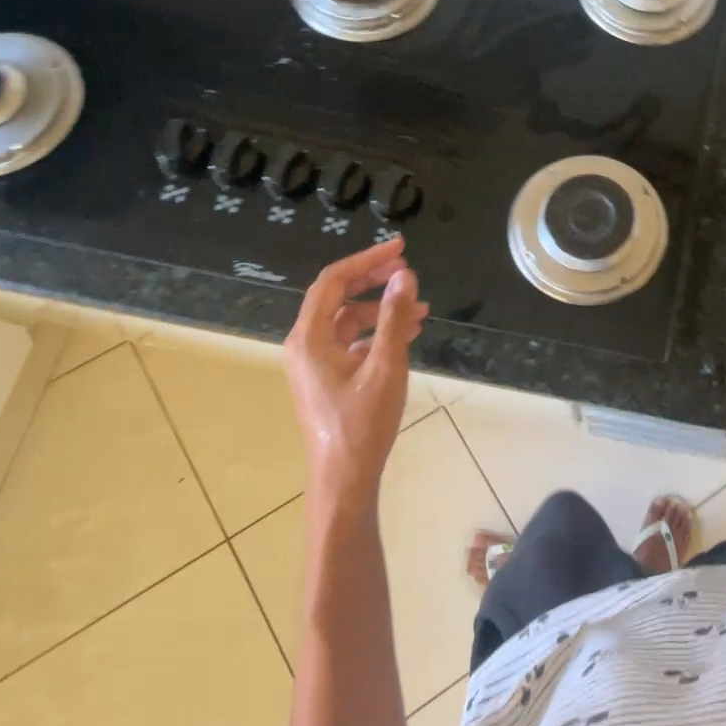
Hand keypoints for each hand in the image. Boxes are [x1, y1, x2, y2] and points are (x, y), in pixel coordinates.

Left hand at [283, 238, 429, 485]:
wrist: (344, 477)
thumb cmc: (362, 423)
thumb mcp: (386, 366)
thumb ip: (395, 318)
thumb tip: (405, 275)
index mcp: (309, 337)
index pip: (333, 281)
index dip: (367, 260)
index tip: (401, 248)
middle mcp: (305, 343)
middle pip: (337, 296)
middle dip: (373, 280)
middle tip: (408, 271)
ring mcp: (314, 362)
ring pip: (348, 319)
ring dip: (381, 309)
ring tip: (420, 310)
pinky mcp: (327, 377)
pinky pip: (351, 340)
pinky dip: (377, 332)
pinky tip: (406, 335)